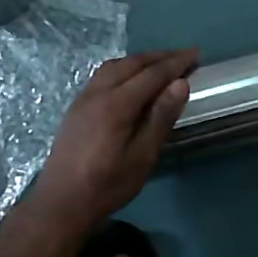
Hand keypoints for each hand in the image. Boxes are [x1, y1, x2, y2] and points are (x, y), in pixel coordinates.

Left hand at [21, 48, 196, 233]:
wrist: (62, 202)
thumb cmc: (108, 185)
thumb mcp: (142, 157)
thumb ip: (161, 118)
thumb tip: (180, 84)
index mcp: (116, 104)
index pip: (151, 74)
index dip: (175, 63)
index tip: (195, 54)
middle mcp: (98, 92)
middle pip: (131, 63)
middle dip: (159, 57)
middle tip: (183, 57)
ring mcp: (83, 98)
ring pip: (114, 66)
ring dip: (139, 60)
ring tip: (160, 64)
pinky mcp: (76, 107)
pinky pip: (103, 75)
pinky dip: (123, 68)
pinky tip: (130, 79)